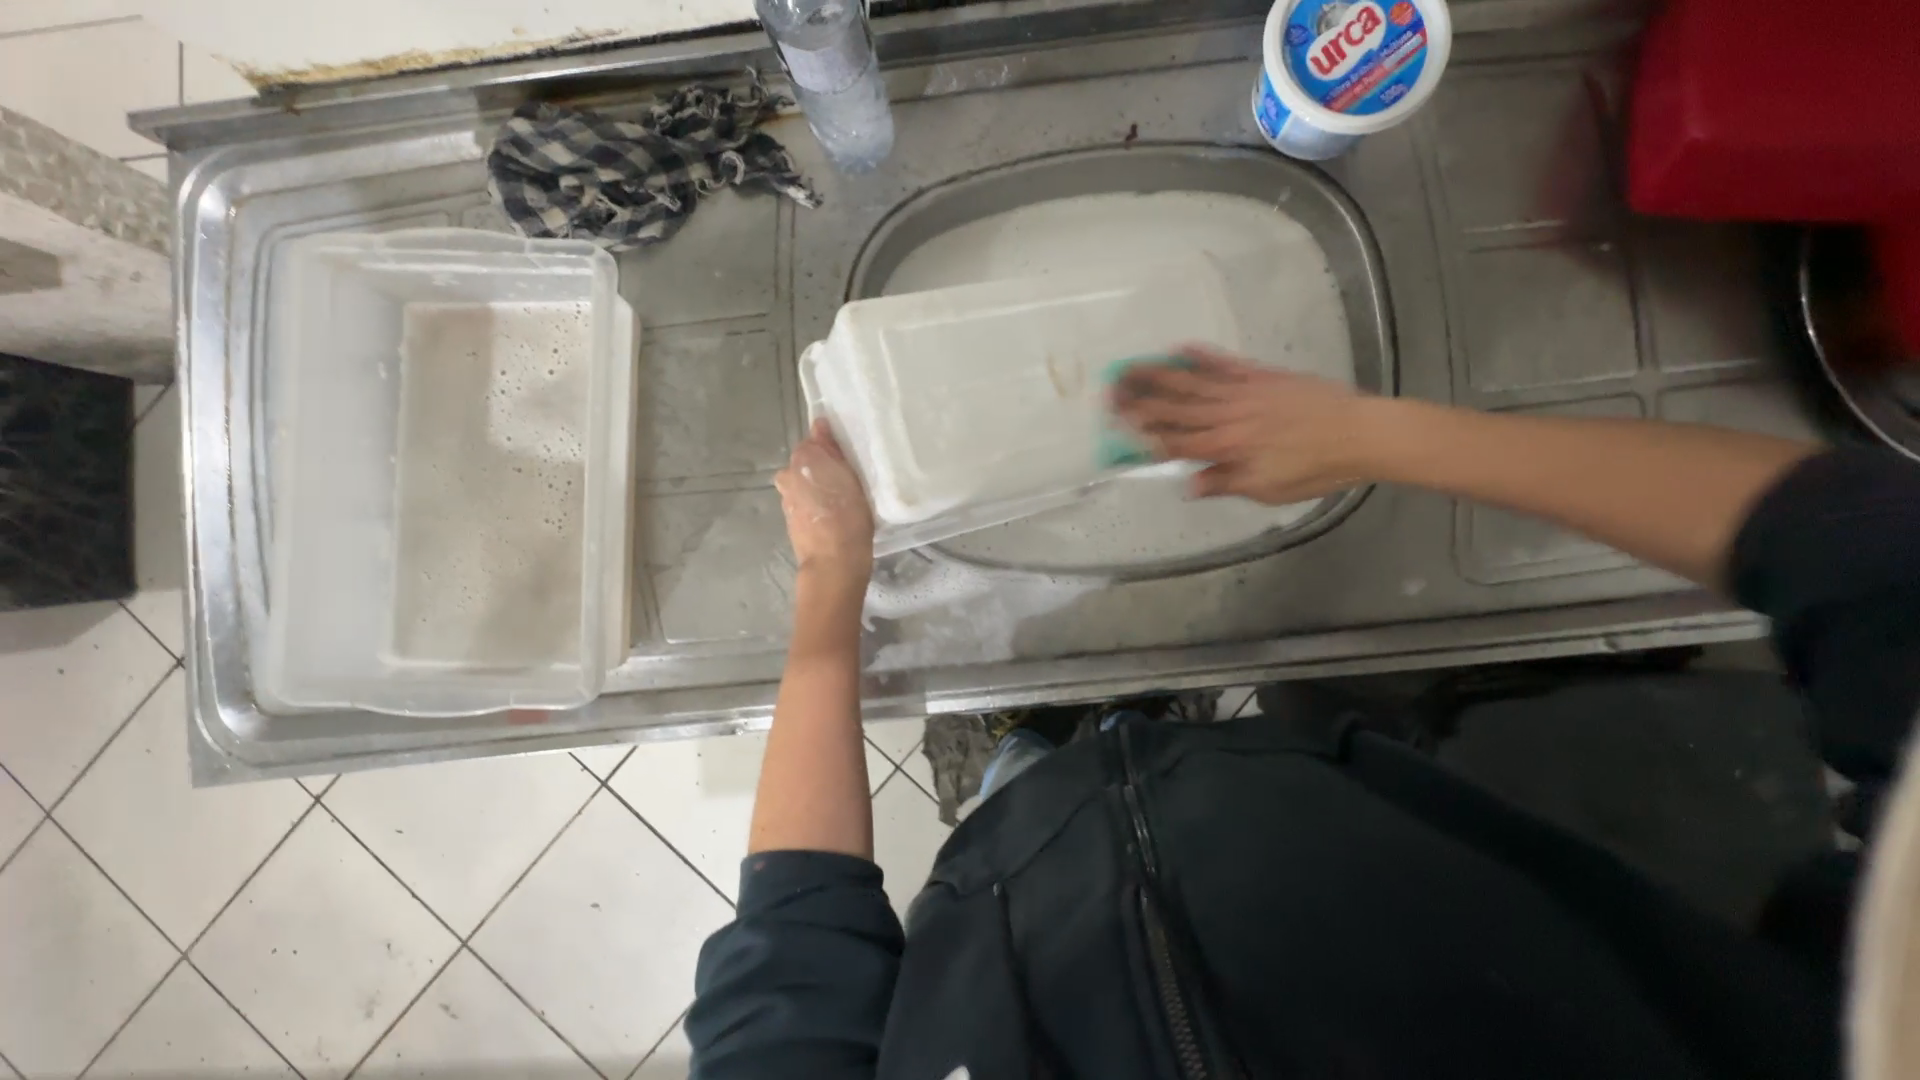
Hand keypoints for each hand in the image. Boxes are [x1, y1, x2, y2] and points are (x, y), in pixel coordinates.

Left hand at [775, 418, 874, 587]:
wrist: (833, 561)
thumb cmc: (849, 516)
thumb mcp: (850, 477)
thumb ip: (832, 449)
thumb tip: (820, 425)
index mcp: (803, 458)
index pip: (815, 440)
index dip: (831, 449)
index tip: (848, 459)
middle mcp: (788, 473)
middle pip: (806, 462)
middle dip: (823, 468)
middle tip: (848, 481)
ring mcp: (786, 497)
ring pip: (804, 482)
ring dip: (818, 487)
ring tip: (841, 501)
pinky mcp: (789, 517)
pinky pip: (803, 501)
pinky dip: (814, 503)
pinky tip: (831, 515)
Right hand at [1111, 345, 1378, 503]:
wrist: (1360, 433)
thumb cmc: (1315, 469)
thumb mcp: (1268, 489)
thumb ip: (1225, 483)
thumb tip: (1188, 485)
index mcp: (1227, 447)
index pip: (1175, 442)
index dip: (1144, 435)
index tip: (1118, 428)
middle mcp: (1228, 415)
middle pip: (1175, 408)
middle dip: (1139, 402)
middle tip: (1108, 393)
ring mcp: (1244, 391)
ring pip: (1192, 383)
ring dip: (1157, 376)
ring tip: (1128, 369)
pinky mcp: (1261, 376)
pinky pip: (1225, 363)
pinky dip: (1200, 356)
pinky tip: (1178, 349)